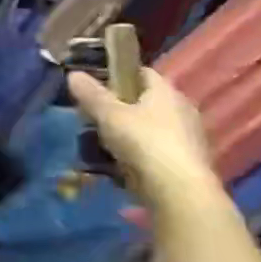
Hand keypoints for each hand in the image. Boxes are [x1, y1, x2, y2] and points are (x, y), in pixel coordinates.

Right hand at [66, 68, 219, 205]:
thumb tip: (73, 74)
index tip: (95, 86)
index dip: (119, 75)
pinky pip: (154, 147)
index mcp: (166, 92)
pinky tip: (119, 162)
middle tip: (92, 117)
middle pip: (145, 101)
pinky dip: (137, 151)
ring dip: (127, 131)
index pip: (142, 73)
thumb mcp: (108, 115)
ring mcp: (187, 134)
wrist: (177, 188)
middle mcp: (182, 108)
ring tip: (100, 143)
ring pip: (149, 125)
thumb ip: (91, 95)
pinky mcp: (185, 158)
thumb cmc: (143, 142)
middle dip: (119, 107)